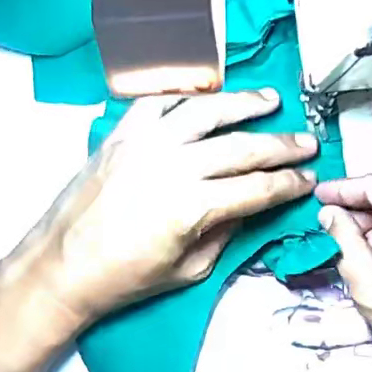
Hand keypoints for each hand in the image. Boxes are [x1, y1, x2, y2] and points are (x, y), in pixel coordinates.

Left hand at [4, 90, 318, 328]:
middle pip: (242, 147)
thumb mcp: (189, 269)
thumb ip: (224, 233)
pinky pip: (159, 101)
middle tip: (307, 142)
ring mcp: (145, 143)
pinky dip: (187, 94)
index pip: (257, 188)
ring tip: (270, 99)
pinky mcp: (122, 133)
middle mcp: (173, 166)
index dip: (289, 183)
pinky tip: (208, 94)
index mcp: (193, 207)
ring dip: (243, 104)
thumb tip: (248, 204)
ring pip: (206, 112)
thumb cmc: (127, 277)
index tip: (309, 178)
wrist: (62, 265)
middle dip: (282, 146)